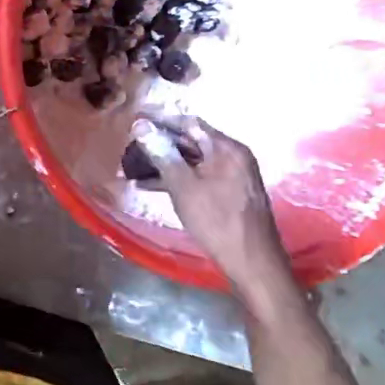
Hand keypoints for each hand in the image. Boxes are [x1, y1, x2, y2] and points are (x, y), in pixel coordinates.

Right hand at [133, 116, 293, 299]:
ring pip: (194, 161)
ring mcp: (234, 175)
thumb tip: (141, 126)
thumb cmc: (217, 221)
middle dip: (160, 145)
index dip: (160, 121)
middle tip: (131, 148)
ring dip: (166, 164)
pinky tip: (154, 187)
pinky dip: (180, 179)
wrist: (253, 263)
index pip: (189, 122)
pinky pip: (201, 177)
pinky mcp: (231, 193)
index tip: (136, 122)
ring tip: (135, 169)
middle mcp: (233, 155)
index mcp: (227, 147)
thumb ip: (162, 154)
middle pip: (192, 141)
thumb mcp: (183, 186)